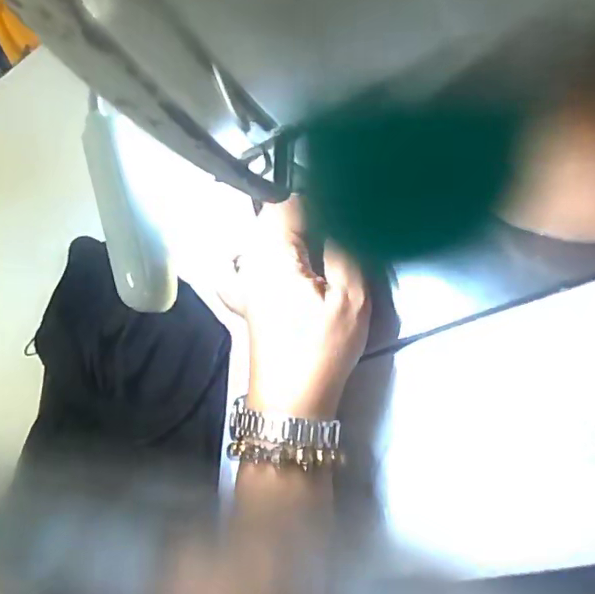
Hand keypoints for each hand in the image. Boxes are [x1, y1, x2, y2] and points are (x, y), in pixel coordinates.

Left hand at [224, 196, 369, 419]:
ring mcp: (244, 275)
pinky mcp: (248, 292)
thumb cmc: (321, 350)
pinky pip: (262, 255)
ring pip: (272, 232)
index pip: (289, 195)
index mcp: (270, 250)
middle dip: (314, 209)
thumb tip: (346, 211)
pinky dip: (283, 250)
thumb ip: (346, 246)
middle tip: (348, 225)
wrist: (290, 402)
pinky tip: (300, 260)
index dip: (322, 191)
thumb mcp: (350, 297)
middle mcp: (249, 255)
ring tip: (332, 241)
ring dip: (302, 230)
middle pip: (278, 211)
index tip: (350, 198)